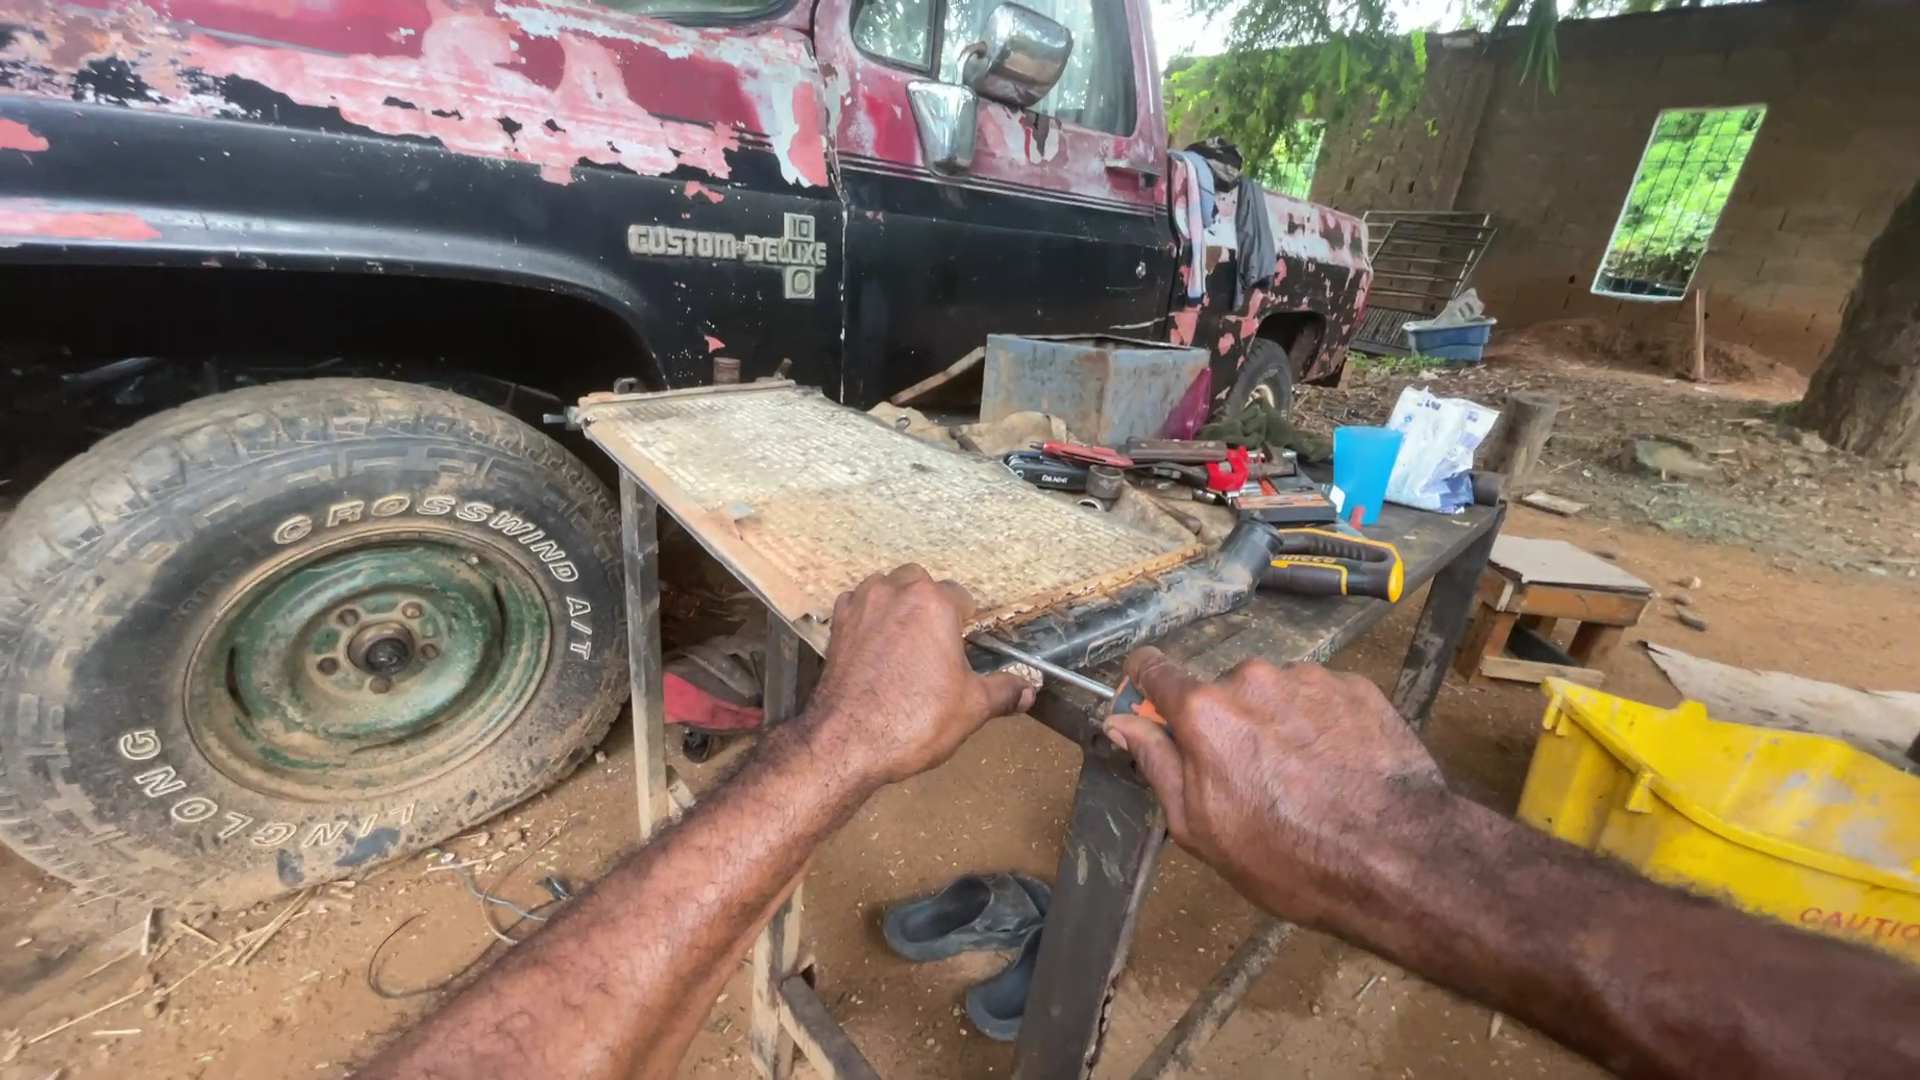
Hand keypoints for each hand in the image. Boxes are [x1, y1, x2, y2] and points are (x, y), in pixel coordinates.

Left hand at [804, 565, 1034, 786]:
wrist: (848, 742)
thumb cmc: (914, 718)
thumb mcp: (972, 706)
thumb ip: (1003, 691)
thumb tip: (1027, 691)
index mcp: (934, 603)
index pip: (960, 596)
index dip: (966, 620)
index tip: (965, 644)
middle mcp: (896, 593)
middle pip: (920, 581)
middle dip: (930, 603)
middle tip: (937, 640)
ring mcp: (862, 606)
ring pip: (885, 586)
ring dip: (896, 603)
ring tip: (905, 639)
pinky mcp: (837, 625)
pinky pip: (855, 604)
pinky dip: (867, 616)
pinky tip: (874, 644)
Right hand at [1103, 648, 1455, 932]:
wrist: (1402, 859)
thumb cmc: (1288, 854)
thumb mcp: (1198, 825)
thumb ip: (1155, 762)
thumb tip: (1120, 722)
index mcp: (1204, 711)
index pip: (1152, 667)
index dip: (1143, 682)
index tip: (1149, 700)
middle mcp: (1249, 678)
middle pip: (1218, 690)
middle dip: (1223, 722)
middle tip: (1249, 775)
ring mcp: (1306, 677)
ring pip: (1270, 692)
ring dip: (1272, 721)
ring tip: (1303, 774)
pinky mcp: (1353, 685)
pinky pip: (1316, 695)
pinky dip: (1316, 722)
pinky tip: (1337, 765)